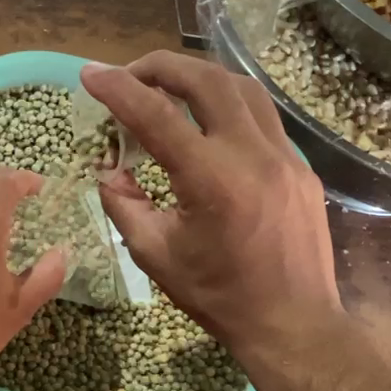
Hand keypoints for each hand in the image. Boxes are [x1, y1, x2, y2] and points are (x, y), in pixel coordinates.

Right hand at [82, 52, 341, 353]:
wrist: (292, 323)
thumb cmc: (217, 295)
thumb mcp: (154, 254)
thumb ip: (123, 204)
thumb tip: (108, 171)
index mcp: (212, 180)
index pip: (156, 116)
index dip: (118, 90)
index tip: (90, 74)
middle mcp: (252, 155)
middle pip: (206, 80)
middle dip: (161, 67)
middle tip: (129, 74)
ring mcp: (285, 156)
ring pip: (242, 88)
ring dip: (199, 77)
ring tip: (168, 87)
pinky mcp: (300, 167)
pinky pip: (262, 117)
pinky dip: (227, 105)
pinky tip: (207, 123)